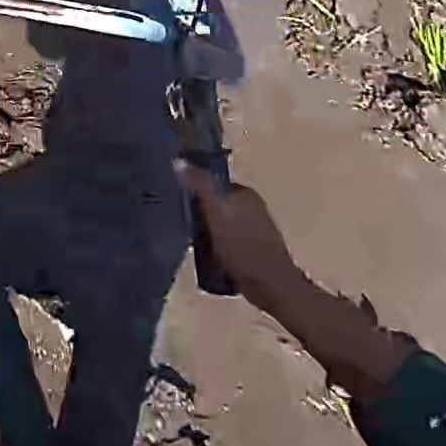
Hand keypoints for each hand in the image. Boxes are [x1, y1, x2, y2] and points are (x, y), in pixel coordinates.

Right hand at [176, 163, 297, 313]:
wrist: (269, 285)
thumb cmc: (241, 243)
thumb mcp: (215, 209)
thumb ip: (199, 183)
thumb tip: (177, 160)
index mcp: (244, 192)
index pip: (213, 181)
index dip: (194, 187)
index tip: (176, 198)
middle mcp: (252, 206)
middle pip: (215, 202)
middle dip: (198, 210)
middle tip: (180, 220)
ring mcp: (254, 229)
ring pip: (220, 222)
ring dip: (205, 229)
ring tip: (189, 239)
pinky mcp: (253, 250)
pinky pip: (226, 239)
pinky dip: (215, 244)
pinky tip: (205, 254)